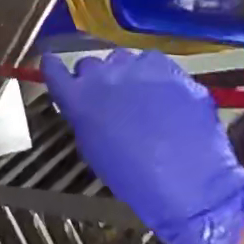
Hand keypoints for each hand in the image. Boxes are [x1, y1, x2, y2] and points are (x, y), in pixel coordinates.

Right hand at [42, 50, 243, 243]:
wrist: (189, 184)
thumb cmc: (133, 179)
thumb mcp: (93, 148)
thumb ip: (85, 117)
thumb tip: (88, 106)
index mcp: (78, 99)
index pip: (53, 70)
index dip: (53, 67)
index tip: (55, 66)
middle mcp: (102, 76)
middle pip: (89, 63)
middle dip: (95, 78)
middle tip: (109, 98)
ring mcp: (137, 68)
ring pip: (122, 59)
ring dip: (125, 73)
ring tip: (140, 95)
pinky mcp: (169, 68)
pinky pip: (154, 63)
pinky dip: (155, 74)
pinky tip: (165, 94)